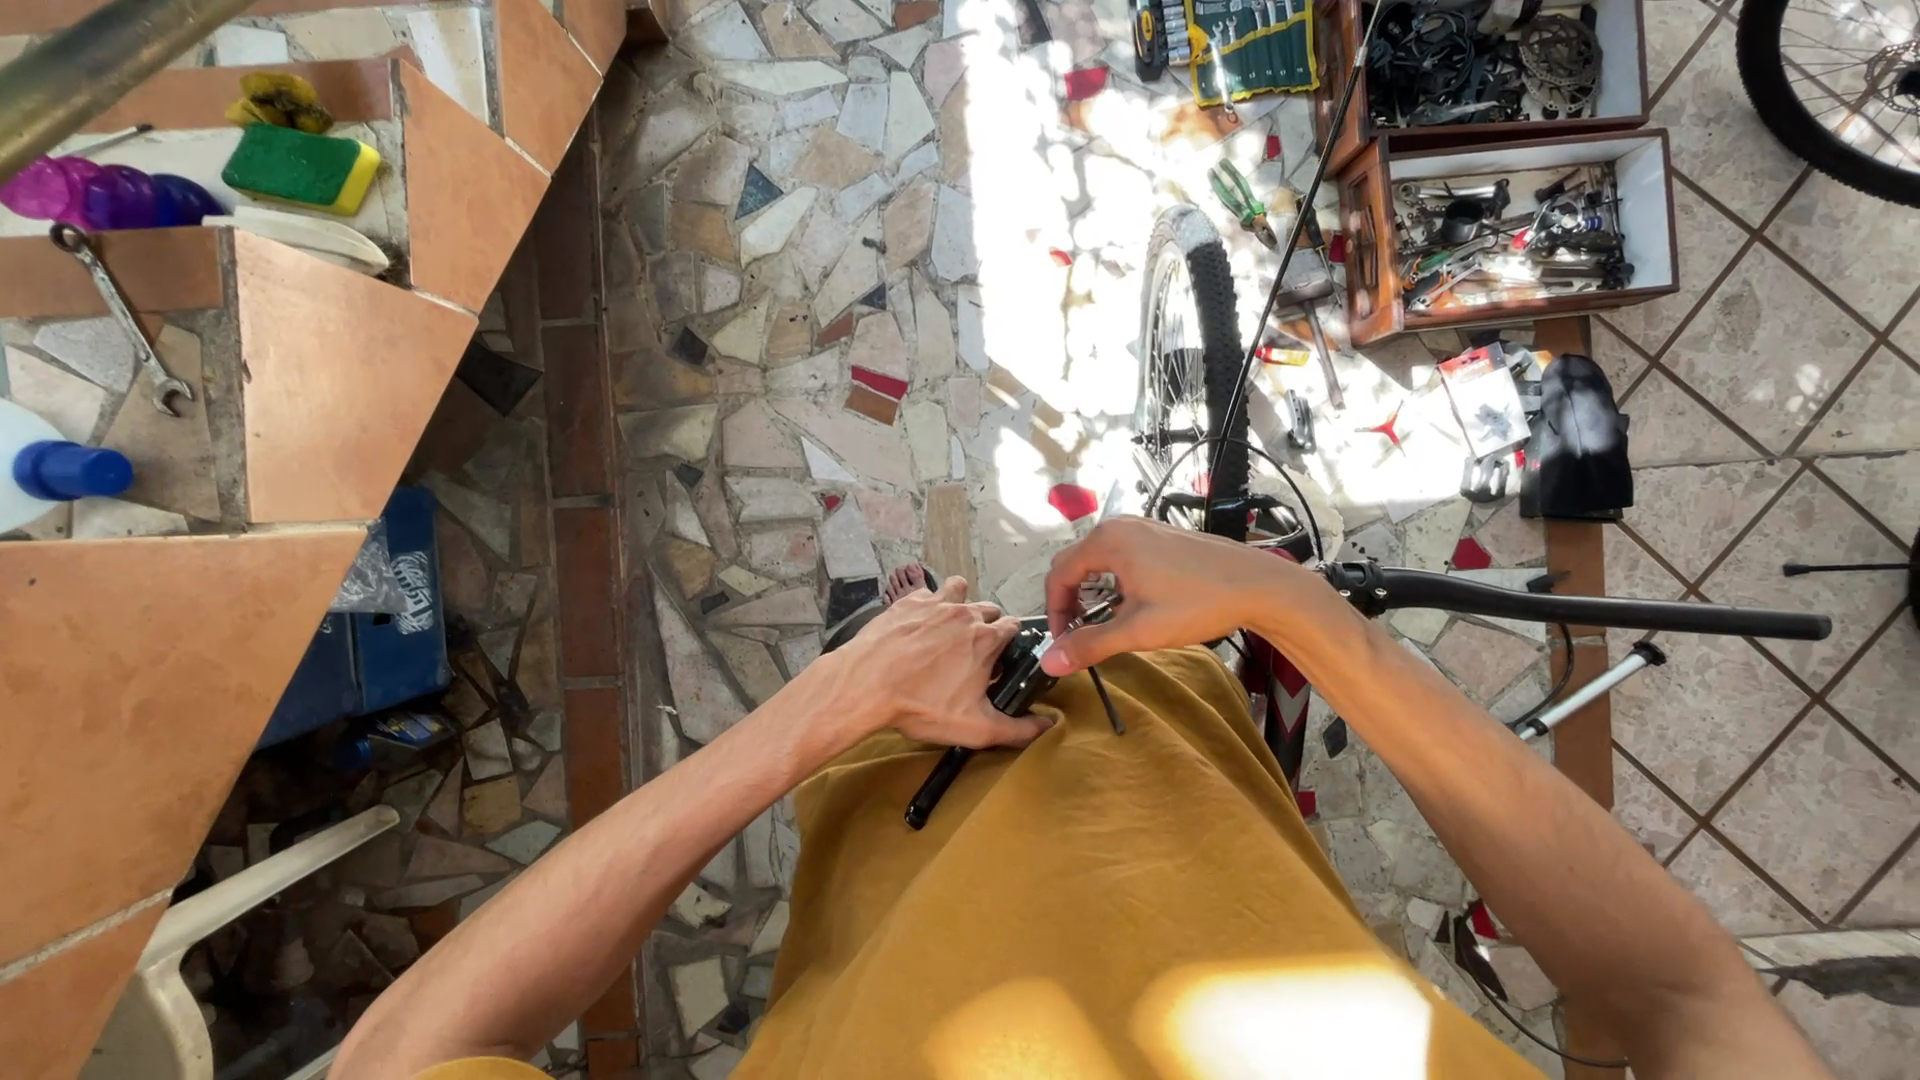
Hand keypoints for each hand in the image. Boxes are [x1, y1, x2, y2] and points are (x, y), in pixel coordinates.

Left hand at [825, 576, 1053, 748]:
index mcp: (986, 639)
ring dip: (961, 603)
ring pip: (959, 590)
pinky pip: (926, 592)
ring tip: (950, 625)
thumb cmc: (921, 706)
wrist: (866, 685)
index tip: (1002, 657)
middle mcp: (964, 613)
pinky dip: (928, 603)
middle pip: (988, 608)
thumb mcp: (976, 728)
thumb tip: (1048, 725)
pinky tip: (919, 621)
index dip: (1011, 641)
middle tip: (975, 648)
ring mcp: (934, 603)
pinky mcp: (906, 602)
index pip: (1014, 626)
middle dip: (987, 624)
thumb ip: (1018, 729)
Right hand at [1041, 517, 1313, 674]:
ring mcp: (1141, 527)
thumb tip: (1050, 662)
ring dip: (1091, 591)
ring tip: (1103, 622)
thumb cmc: (1198, 604)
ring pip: (1096, 559)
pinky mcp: (1159, 534)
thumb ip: (1090, 644)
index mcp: (1107, 541)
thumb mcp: (1139, 630)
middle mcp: (1119, 526)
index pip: (1058, 575)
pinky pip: (1119, 554)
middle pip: (1074, 563)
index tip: (1064, 641)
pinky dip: (1112, 580)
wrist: (1258, 584)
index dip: (1054, 611)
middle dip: (1069, 601)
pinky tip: (1131, 604)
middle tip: (1079, 634)